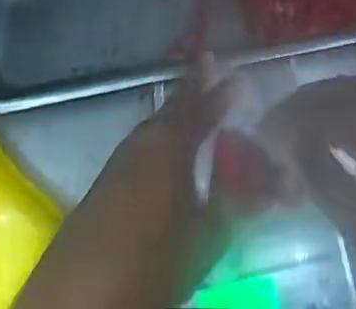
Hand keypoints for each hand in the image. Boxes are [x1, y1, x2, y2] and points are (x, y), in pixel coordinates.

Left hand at [14, 63, 243, 308]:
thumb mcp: (207, 235)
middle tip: (210, 68)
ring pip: (156, 124)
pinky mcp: (106, 180)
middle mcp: (144, 140)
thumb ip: (238, 200)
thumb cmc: (152, 259)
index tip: (238, 75)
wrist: (80, 292)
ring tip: (195, 107)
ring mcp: (121, 158)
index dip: (220, 91)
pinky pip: (143, 143)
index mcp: (171, 144)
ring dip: (177, 113)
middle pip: (174, 107)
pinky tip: (168, 151)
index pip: (201, 106)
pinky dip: (161, 136)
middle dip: (194, 89)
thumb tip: (274, 177)